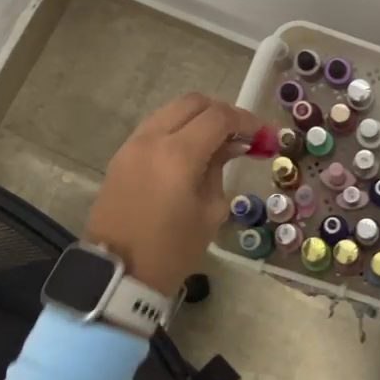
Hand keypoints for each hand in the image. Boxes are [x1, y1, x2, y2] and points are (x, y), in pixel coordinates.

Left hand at [87, 93, 260, 293]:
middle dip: (221, 113)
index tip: (262, 135)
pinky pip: (154, 129)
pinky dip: (176, 130)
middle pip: (192, 103)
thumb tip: (230, 146)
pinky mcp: (120, 157)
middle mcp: (152, 140)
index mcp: (178, 154)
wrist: (118, 275)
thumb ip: (220, 169)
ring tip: (216, 142)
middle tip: (240, 134)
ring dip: (197, 119)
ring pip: (170, 111)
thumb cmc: (173, 250)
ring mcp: (132, 146)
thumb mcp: (210, 211)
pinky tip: (190, 152)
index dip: (245, 120)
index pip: (219, 117)